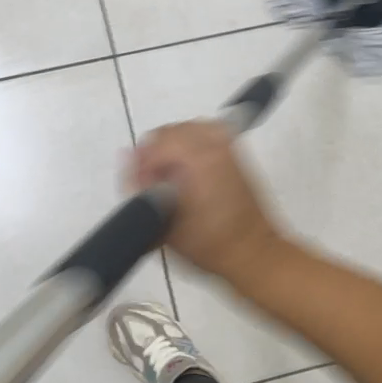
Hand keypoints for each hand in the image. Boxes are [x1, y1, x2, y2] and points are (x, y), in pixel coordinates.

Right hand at [131, 121, 285, 283]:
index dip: (141, 168)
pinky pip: (204, 132)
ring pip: (184, 129)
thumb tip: (126, 158)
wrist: (255, 252)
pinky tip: (188, 169)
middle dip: (154, 156)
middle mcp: (212, 143)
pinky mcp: (234, 151)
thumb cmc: (209, 245)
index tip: (143, 191)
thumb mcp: (164, 226)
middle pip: (166, 132)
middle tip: (154, 186)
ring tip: (171, 179)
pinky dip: (190, 145)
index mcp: (195, 159)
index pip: (152, 145)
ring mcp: (226, 144)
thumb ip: (140, 189)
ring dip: (171, 149)